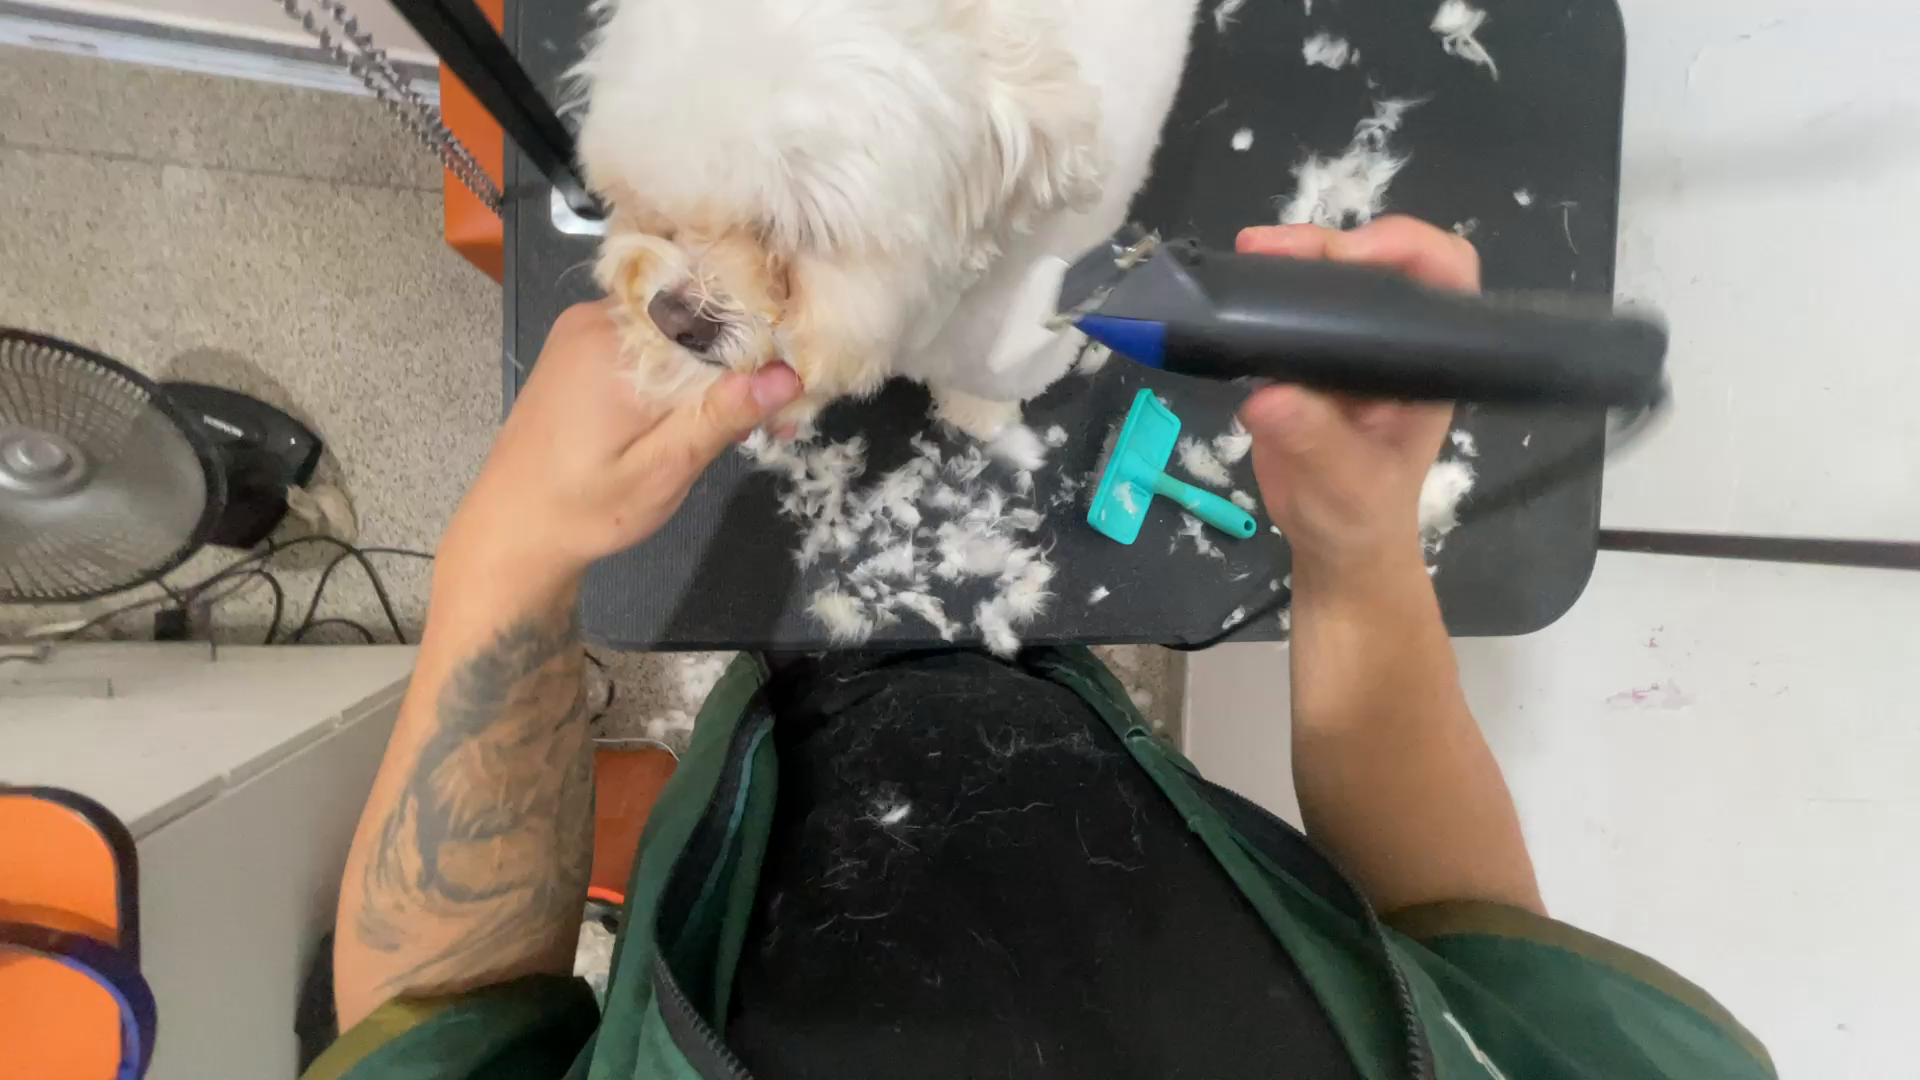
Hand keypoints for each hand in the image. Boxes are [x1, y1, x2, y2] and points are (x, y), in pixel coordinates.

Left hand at [442, 301, 803, 589]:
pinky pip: (657, 346)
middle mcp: (600, 320)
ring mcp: (590, 331)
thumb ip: (721, 416)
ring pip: (682, 333)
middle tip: (778, 422)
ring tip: (746, 426)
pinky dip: (688, 375)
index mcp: (616, 345)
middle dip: (746, 364)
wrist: (512, 528)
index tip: (795, 397)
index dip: (765, 349)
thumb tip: (788, 376)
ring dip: (720, 373)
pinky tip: (704, 415)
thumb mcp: (664, 470)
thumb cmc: (586, 509)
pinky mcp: (587, 349)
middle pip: (699, 320)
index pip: (715, 317)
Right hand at [1234, 216, 1477, 583]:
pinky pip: (1278, 321)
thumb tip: (1270, 396)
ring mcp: (1338, 354)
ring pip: (1320, 287)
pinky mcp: (1295, 368)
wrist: (1329, 539)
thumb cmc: (1356, 514)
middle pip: (1370, 269)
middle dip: (1323, 248)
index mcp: (1422, 364)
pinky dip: (1251, 304)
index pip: (1440, 278)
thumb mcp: (1344, 484)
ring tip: (1240, 258)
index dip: (1404, 250)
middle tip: (1266, 248)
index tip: (1346, 258)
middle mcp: (1385, 347)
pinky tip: (1221, 298)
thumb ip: (1315, 444)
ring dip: (1282, 267)